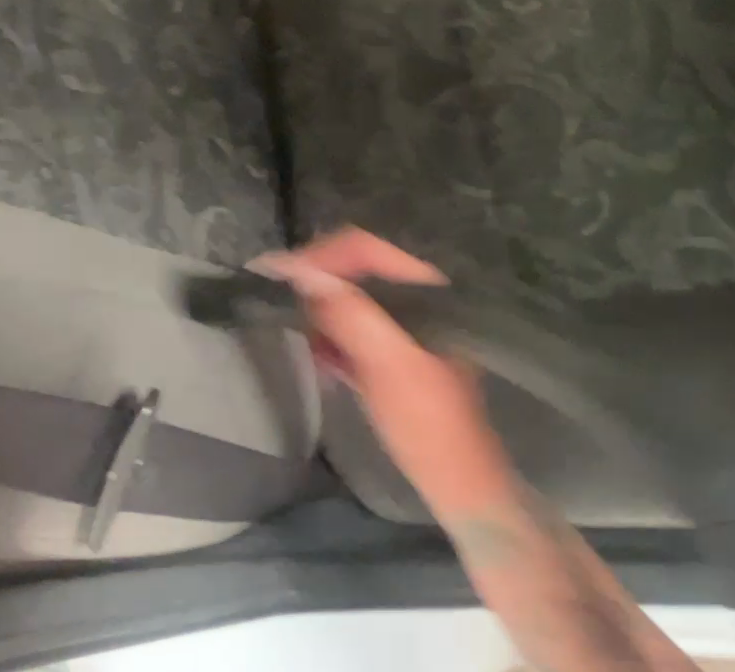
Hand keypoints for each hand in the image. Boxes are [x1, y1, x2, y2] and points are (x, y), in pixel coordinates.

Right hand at [254, 228, 503, 485]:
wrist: (457, 485)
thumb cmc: (430, 425)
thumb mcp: (388, 365)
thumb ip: (350, 314)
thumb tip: (304, 272)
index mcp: (427, 290)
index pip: (363, 249)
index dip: (319, 257)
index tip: (276, 273)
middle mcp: (415, 298)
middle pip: (352, 270)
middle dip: (317, 289)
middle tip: (285, 310)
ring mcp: (403, 325)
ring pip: (347, 300)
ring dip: (322, 319)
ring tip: (311, 347)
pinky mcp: (391, 350)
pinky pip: (351, 329)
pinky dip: (332, 340)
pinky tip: (324, 363)